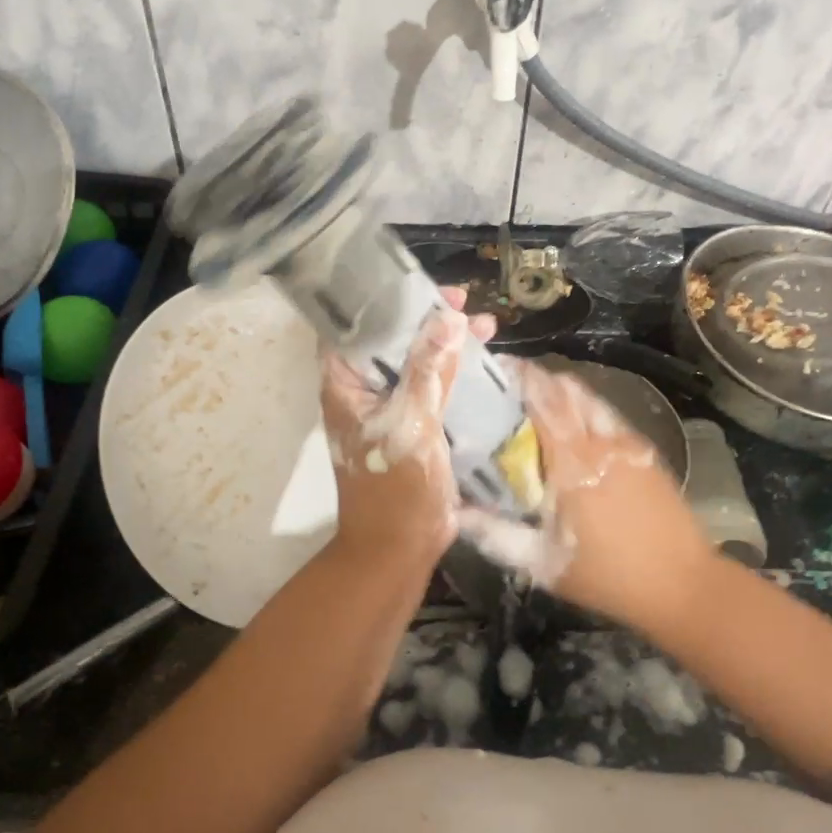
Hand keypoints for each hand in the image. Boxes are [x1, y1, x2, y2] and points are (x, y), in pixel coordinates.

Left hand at [318, 287, 494, 575]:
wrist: (400, 548)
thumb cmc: (395, 486)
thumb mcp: (412, 422)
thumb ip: (429, 370)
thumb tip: (449, 319)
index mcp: (345, 385)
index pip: (355, 325)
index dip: (385, 300)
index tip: (422, 285)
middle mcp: (362, 391)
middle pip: (391, 339)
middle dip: (426, 319)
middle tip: (462, 301)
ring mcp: (389, 409)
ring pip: (416, 363)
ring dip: (446, 344)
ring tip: (486, 325)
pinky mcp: (413, 426)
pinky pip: (432, 388)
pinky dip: (455, 372)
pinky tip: (484, 360)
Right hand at [458, 361, 714, 632]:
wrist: (685, 585)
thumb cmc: (609, 577)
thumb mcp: (544, 565)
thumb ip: (497, 536)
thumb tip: (456, 513)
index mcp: (573, 463)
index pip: (543, 401)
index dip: (519, 378)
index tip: (495, 369)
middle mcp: (601, 442)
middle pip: (566, 390)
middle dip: (537, 379)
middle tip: (508, 382)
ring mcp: (628, 444)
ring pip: (590, 399)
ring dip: (562, 391)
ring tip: (537, 399)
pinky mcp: (646, 453)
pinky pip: (608, 417)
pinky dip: (585, 409)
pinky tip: (574, 427)